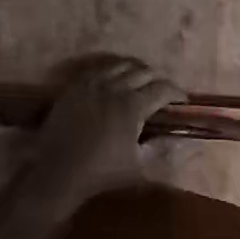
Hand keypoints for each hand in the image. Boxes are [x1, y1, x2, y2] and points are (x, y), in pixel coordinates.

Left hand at [27, 56, 184, 207]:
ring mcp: (93, 84)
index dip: (177, 93)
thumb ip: (160, 146)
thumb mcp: (138, 164)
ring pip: (121, 64)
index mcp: (134, 105)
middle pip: (144, 71)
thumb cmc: (101, 172)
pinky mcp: (75, 86)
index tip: (182, 101)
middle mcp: (116, 87)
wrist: (57, 173)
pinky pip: (98, 69)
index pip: (163, 88)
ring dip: (135, 71)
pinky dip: (111, 71)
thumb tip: (179, 136)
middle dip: (158, 79)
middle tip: (162, 92)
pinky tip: (113, 81)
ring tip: (139, 82)